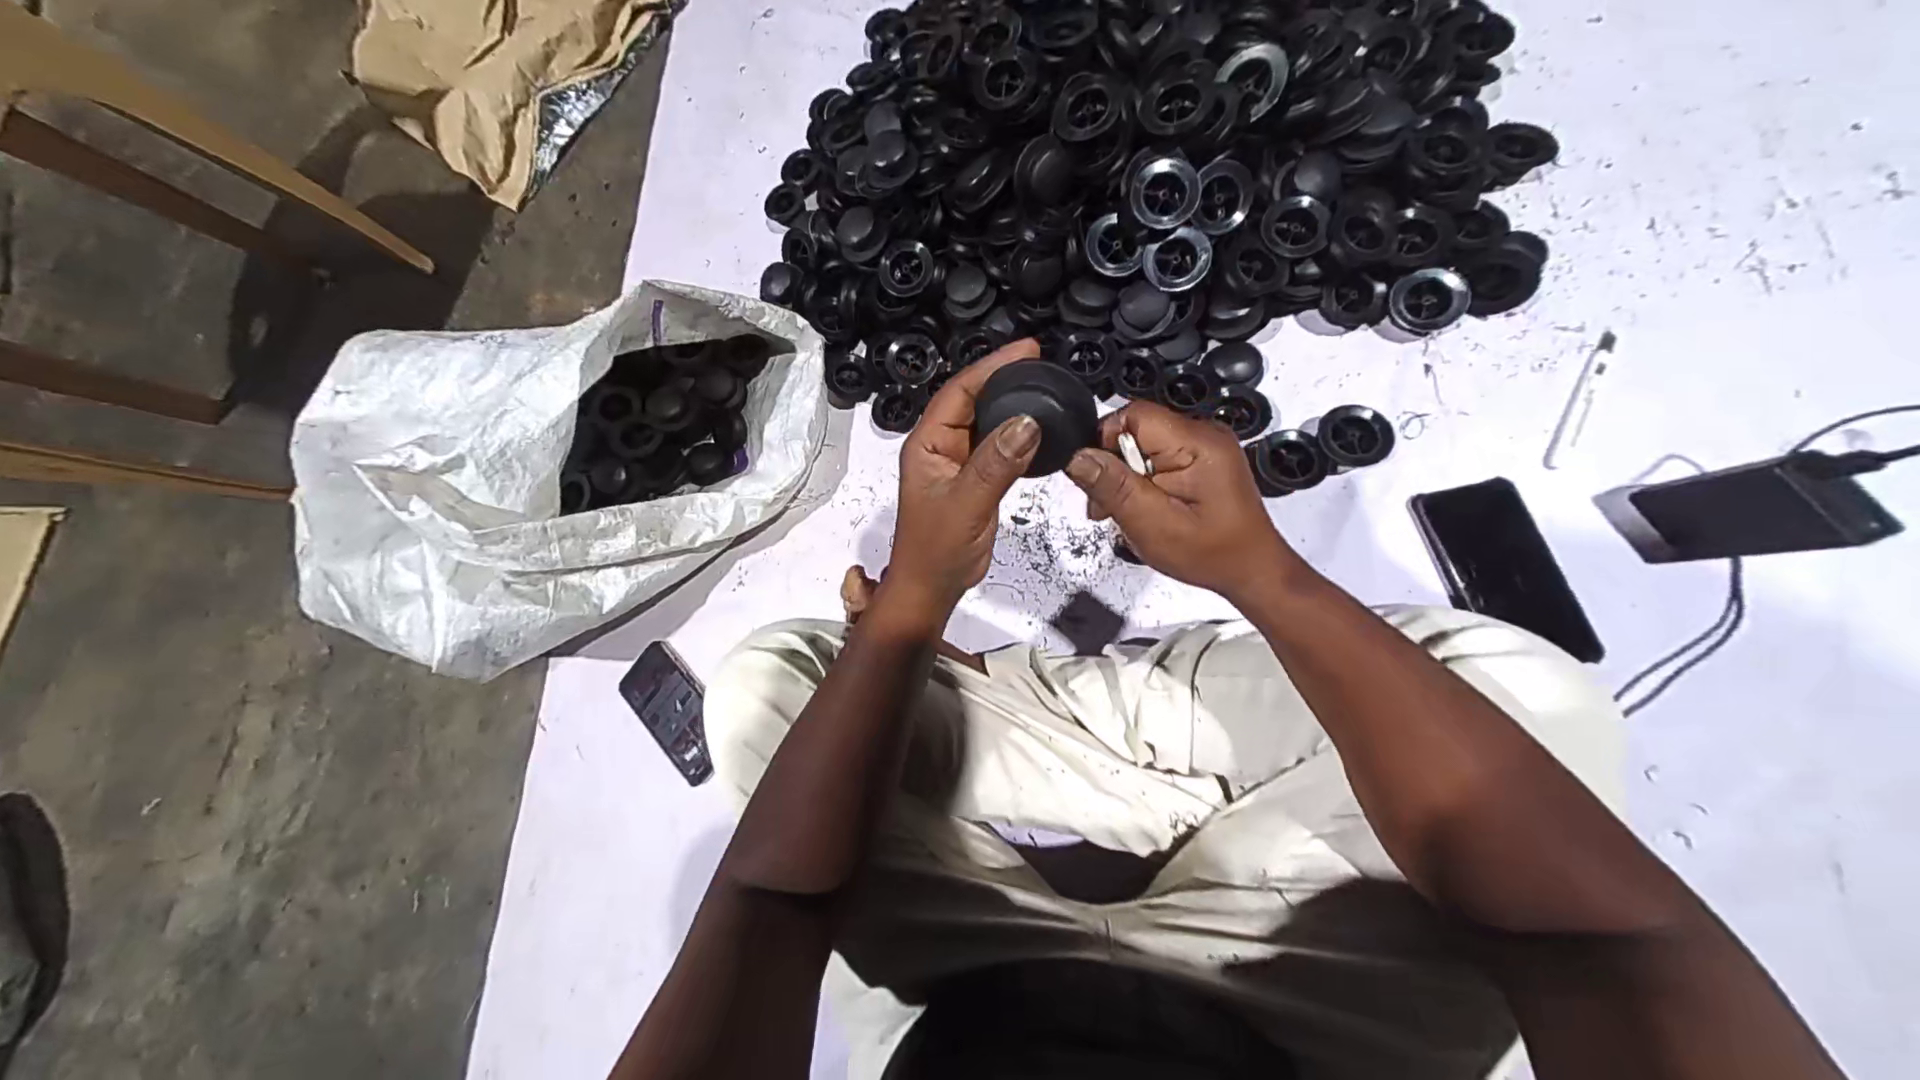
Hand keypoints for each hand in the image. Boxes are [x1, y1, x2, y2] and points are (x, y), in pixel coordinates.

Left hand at [885, 339, 1042, 614]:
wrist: (932, 586)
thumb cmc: (934, 553)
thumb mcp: (965, 505)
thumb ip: (994, 465)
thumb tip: (1025, 425)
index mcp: (927, 445)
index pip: (959, 392)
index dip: (991, 367)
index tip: (1023, 351)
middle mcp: (940, 448)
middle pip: (971, 400)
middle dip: (1003, 378)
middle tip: (1036, 363)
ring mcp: (957, 463)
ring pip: (985, 422)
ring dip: (1010, 405)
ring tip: (1039, 387)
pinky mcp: (973, 479)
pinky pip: (994, 445)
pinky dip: (1014, 434)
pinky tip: (1033, 429)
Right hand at [1064, 401, 1310, 601]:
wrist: (1250, 571)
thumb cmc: (1214, 553)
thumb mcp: (1151, 524)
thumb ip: (1112, 487)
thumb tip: (1078, 458)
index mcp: (1196, 444)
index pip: (1131, 415)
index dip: (1105, 444)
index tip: (1102, 480)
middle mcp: (1204, 436)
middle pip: (1134, 431)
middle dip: (1115, 469)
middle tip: (1115, 507)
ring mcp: (1204, 447)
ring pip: (1142, 447)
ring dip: (1128, 480)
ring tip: (1134, 513)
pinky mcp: (1200, 460)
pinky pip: (1157, 459)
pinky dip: (1144, 484)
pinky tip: (1149, 509)